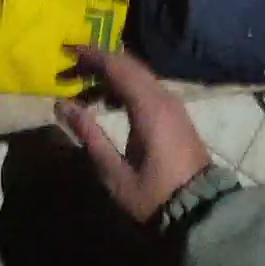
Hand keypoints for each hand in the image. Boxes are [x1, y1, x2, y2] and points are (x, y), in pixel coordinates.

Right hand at [55, 47, 211, 223]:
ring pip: (137, 74)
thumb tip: (61, 105)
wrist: (203, 213)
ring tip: (84, 90)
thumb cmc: (154, 195)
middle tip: (70, 71)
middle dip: (98, 63)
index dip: (91, 56)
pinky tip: (110, 103)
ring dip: (111, 75)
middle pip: (127, 65)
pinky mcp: (176, 113)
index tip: (67, 52)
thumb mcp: (114, 172)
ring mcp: (172, 103)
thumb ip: (89, 135)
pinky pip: (147, 86)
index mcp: (148, 106)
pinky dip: (125, 85)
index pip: (116, 66)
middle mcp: (162, 96)